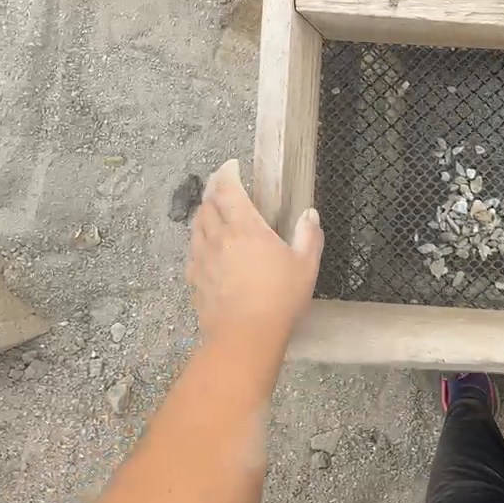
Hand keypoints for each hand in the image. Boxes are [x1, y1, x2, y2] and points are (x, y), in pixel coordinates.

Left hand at [185, 159, 323, 351]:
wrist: (246, 337)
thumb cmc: (280, 298)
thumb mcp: (306, 265)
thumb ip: (308, 235)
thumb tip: (309, 214)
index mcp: (245, 228)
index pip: (228, 190)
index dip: (227, 173)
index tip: (232, 165)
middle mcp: (218, 238)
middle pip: (206, 204)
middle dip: (213, 190)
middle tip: (223, 186)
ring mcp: (202, 259)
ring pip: (195, 226)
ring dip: (204, 214)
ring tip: (214, 213)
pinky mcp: (195, 280)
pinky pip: (193, 251)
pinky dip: (199, 241)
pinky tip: (209, 248)